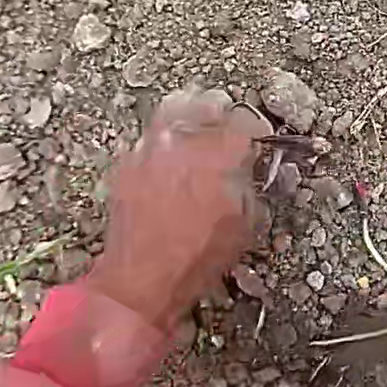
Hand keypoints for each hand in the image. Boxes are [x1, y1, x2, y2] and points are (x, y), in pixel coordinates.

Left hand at [84, 90, 268, 331]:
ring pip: (173, 114)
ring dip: (191, 116)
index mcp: (219, 159)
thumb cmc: (199, 257)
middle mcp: (183, 147)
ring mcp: (150, 154)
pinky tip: (172, 155)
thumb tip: (259, 169)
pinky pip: (149, 139)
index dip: (256, 129)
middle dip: (222, 111)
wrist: (142, 281)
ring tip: (200, 127)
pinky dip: (164, 140)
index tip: (259, 139)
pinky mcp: (126, 167)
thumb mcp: (246, 223)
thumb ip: (254, 186)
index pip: (244, 124)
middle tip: (229, 119)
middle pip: (205, 106)